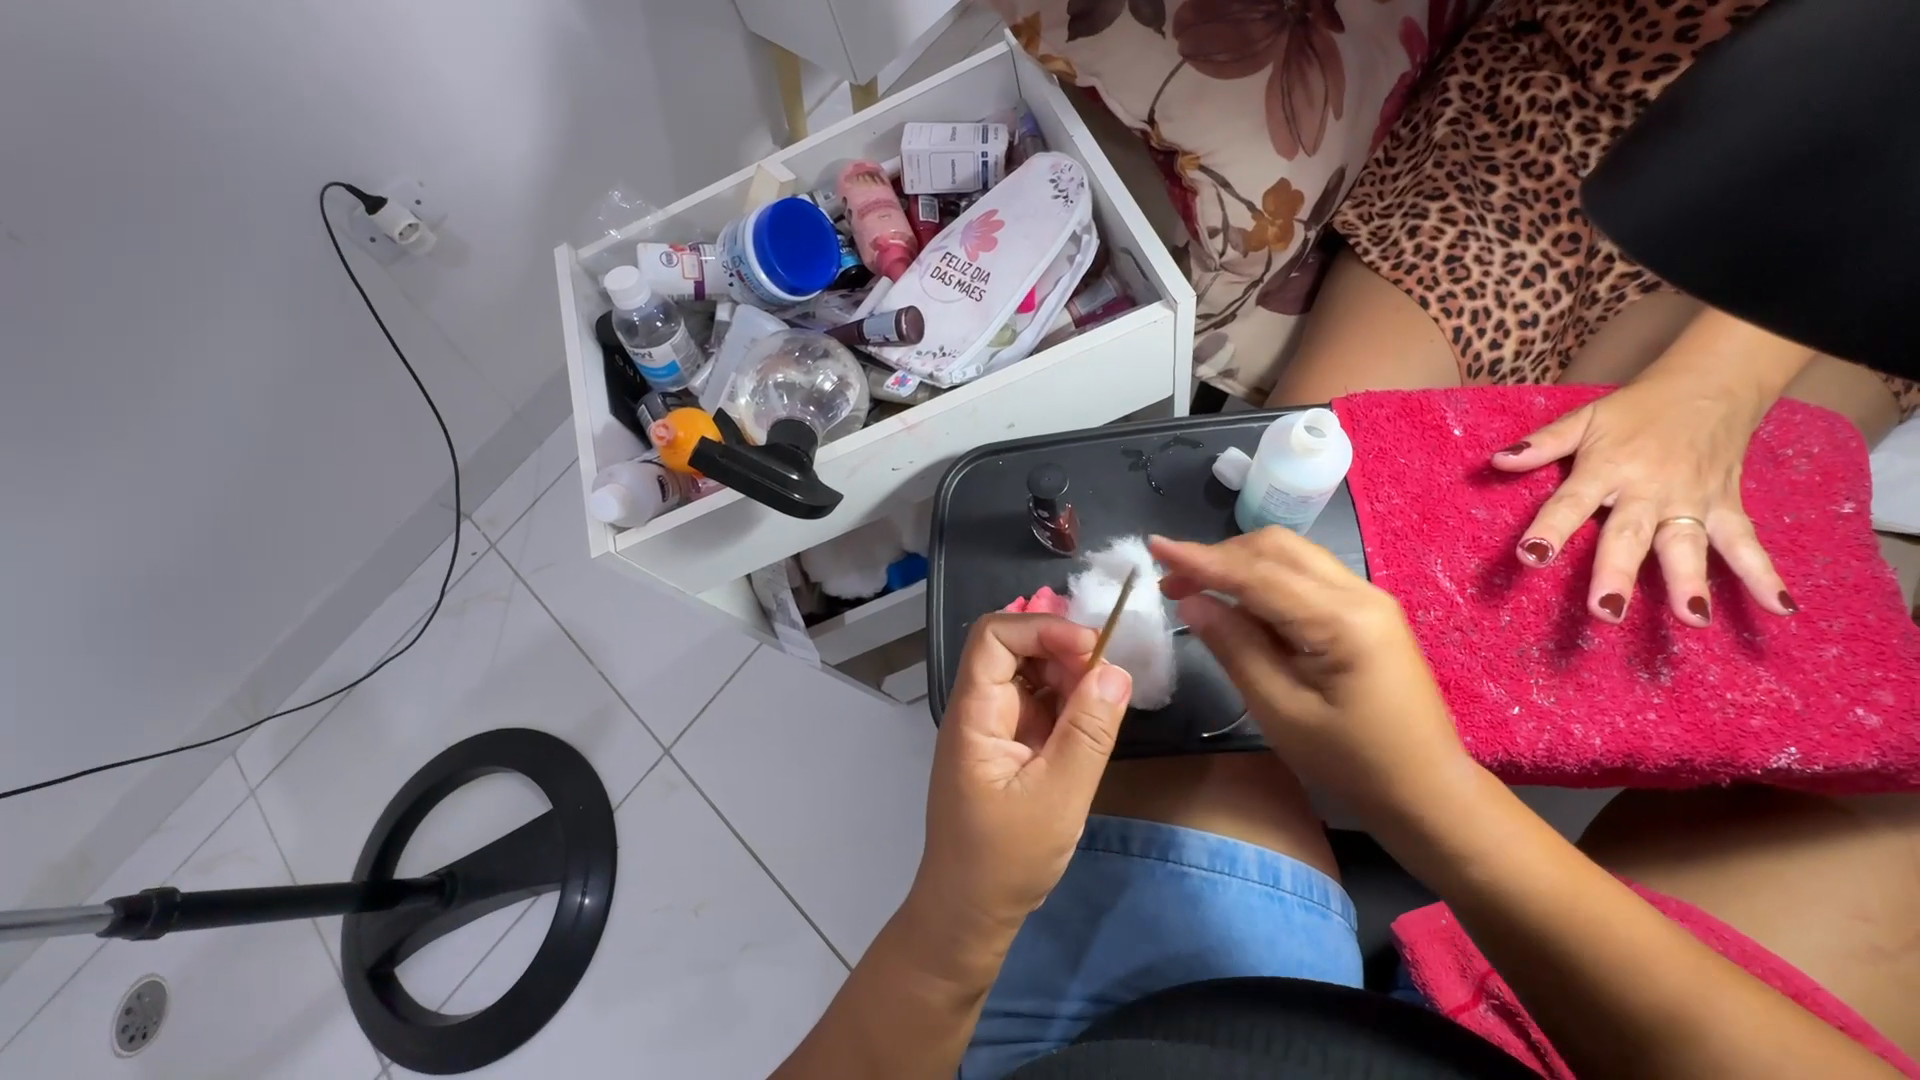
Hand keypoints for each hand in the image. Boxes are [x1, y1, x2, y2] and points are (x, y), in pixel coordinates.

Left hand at [917, 614, 1132, 935]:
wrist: (970, 912)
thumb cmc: (1005, 859)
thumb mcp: (1058, 797)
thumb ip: (1088, 732)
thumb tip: (1115, 670)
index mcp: (975, 713)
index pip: (994, 636)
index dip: (1042, 628)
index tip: (1091, 650)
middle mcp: (979, 710)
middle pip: (1014, 649)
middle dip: (1062, 650)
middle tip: (1109, 677)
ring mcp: (994, 728)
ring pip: (1030, 675)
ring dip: (1069, 676)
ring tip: (1105, 701)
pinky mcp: (1010, 747)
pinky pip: (1039, 706)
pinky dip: (1068, 704)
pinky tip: (1094, 721)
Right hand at [1151, 531, 1476, 819]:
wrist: (1428, 791)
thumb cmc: (1352, 762)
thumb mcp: (1281, 711)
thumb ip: (1235, 648)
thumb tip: (1192, 602)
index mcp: (1341, 619)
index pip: (1257, 574)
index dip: (1201, 559)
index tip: (1153, 546)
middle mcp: (1359, 593)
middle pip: (1277, 548)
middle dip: (1219, 556)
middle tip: (1172, 582)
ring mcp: (1367, 600)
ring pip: (1292, 557)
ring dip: (1240, 564)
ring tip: (1197, 590)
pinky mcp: (1366, 613)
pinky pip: (1305, 578)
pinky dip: (1264, 581)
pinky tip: (1239, 606)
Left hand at [1492, 367, 1796, 626]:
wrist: (1711, 386)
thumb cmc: (1635, 411)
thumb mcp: (1582, 420)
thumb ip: (1541, 445)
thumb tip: (1496, 460)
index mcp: (1606, 468)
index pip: (1570, 503)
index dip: (1550, 529)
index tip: (1530, 556)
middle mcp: (1650, 489)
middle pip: (1630, 534)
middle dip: (1617, 573)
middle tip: (1605, 611)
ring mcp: (1692, 500)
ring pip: (1689, 544)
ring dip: (1690, 581)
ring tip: (1691, 618)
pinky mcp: (1727, 506)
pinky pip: (1746, 542)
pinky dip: (1765, 574)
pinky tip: (1778, 608)